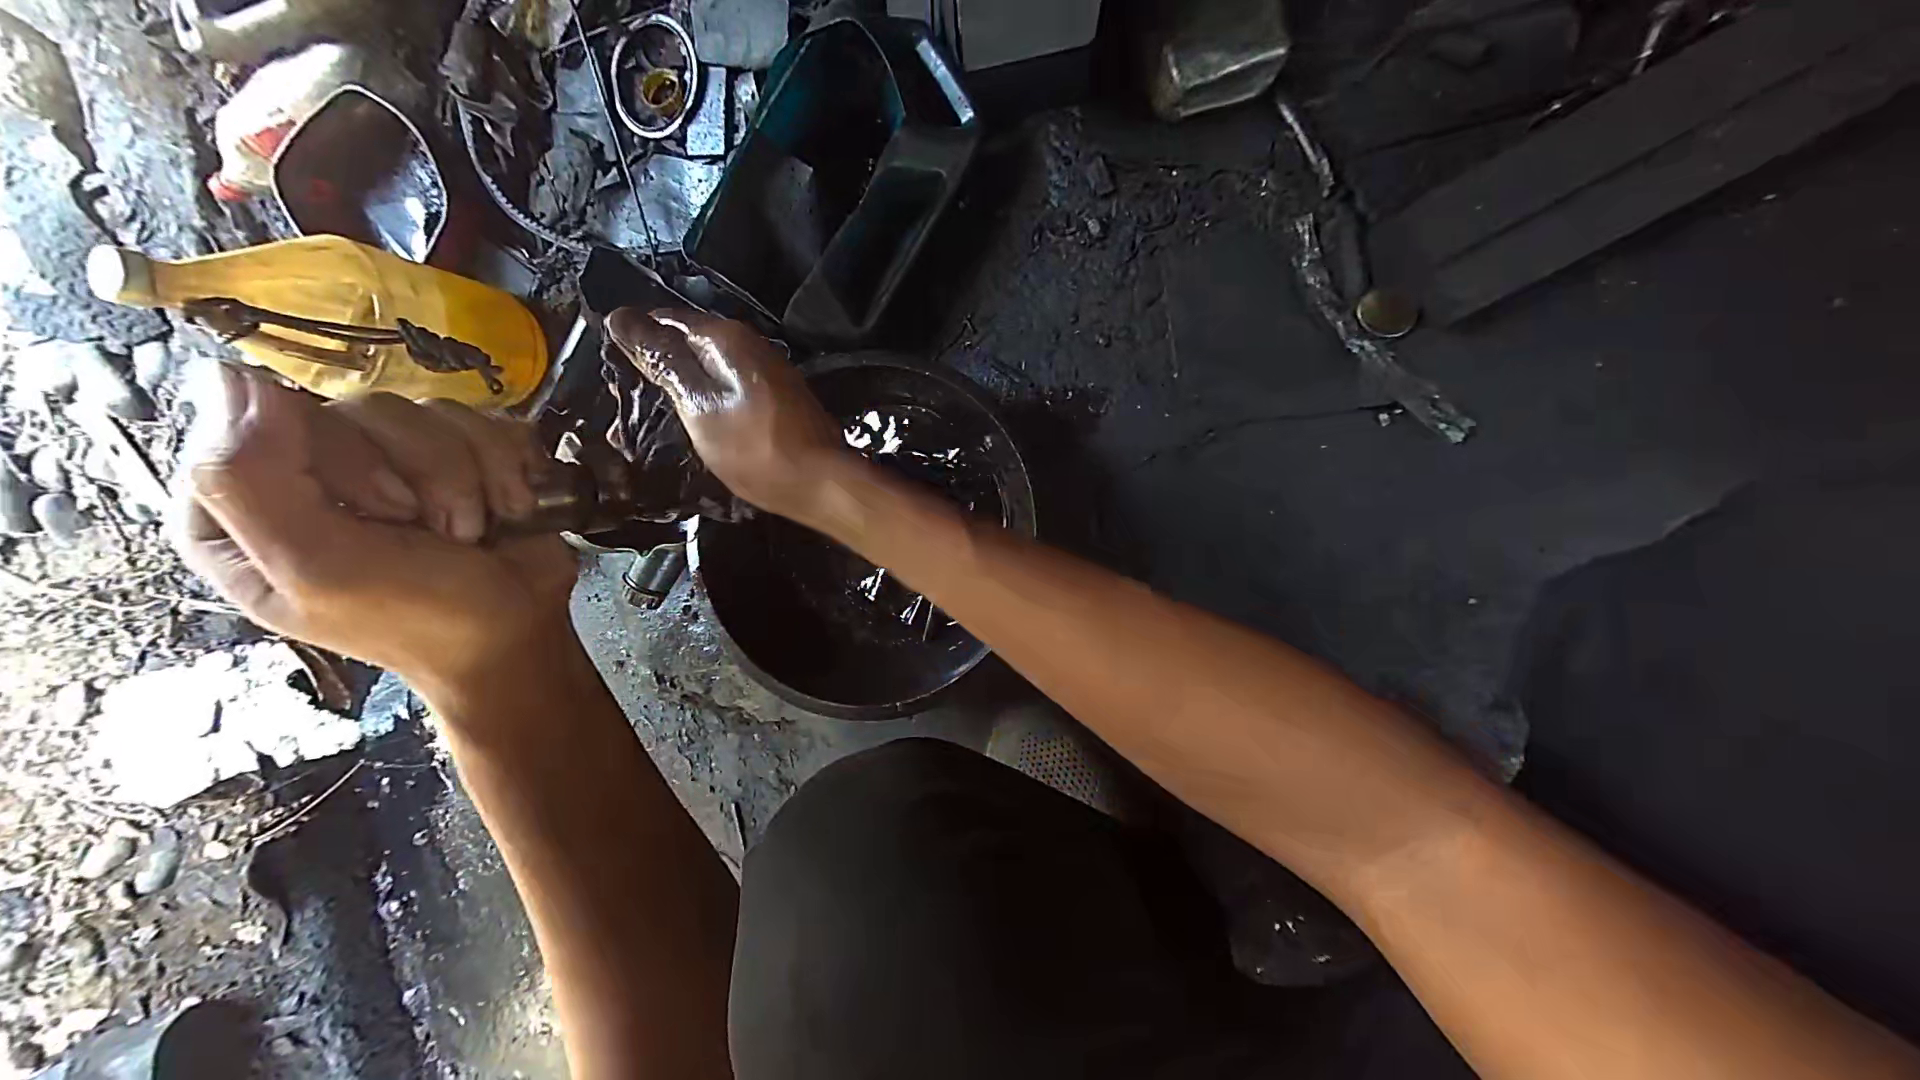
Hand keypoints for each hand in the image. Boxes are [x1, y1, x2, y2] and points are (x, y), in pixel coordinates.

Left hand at [174, 367, 577, 700]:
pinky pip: (484, 423)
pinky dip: (509, 465)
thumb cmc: (422, 617)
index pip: (274, 419)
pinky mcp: (467, 460)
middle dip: (426, 471)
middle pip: (366, 411)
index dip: (343, 456)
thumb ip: (252, 480)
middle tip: (440, 530)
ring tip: (480, 527)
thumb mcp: (319, 567)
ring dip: (475, 475)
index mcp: (255, 505)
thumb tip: (236, 377)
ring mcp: (402, 464)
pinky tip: (510, 505)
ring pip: (433, 413)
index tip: (388, 510)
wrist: (519, 633)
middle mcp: (324, 474)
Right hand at [605, 307, 847, 522]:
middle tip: (627, 392)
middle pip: (692, 340)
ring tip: (657, 407)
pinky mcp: (780, 396)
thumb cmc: (757, 450)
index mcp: (727, 339)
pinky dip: (711, 396)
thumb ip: (663, 363)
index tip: (610, 362)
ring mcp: (770, 370)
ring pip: (714, 364)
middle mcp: (752, 344)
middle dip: (660, 360)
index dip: (635, 337)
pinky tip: (699, 418)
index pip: (666, 318)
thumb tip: (622, 318)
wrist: (823, 483)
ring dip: (685, 381)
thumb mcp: (699, 407)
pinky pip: (733, 384)